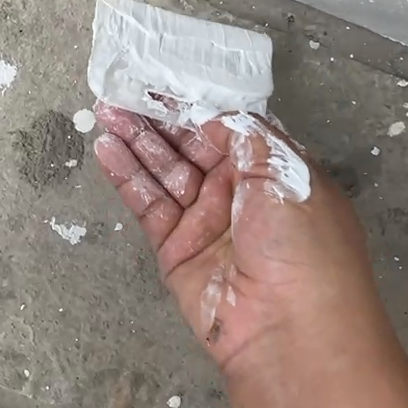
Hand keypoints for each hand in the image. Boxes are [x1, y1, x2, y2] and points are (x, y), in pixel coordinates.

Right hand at [91, 103, 379, 373]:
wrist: (290, 330)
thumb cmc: (302, 244)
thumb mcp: (286, 173)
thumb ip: (246, 134)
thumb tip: (213, 113)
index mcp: (273, 170)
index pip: (227, 125)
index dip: (195, 101)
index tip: (163, 77)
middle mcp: (238, 191)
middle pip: (189, 144)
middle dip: (157, 116)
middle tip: (122, 88)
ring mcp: (204, 219)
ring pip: (164, 169)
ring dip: (135, 139)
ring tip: (105, 109)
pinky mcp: (175, 246)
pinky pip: (147, 202)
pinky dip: (126, 175)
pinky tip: (106, 149)